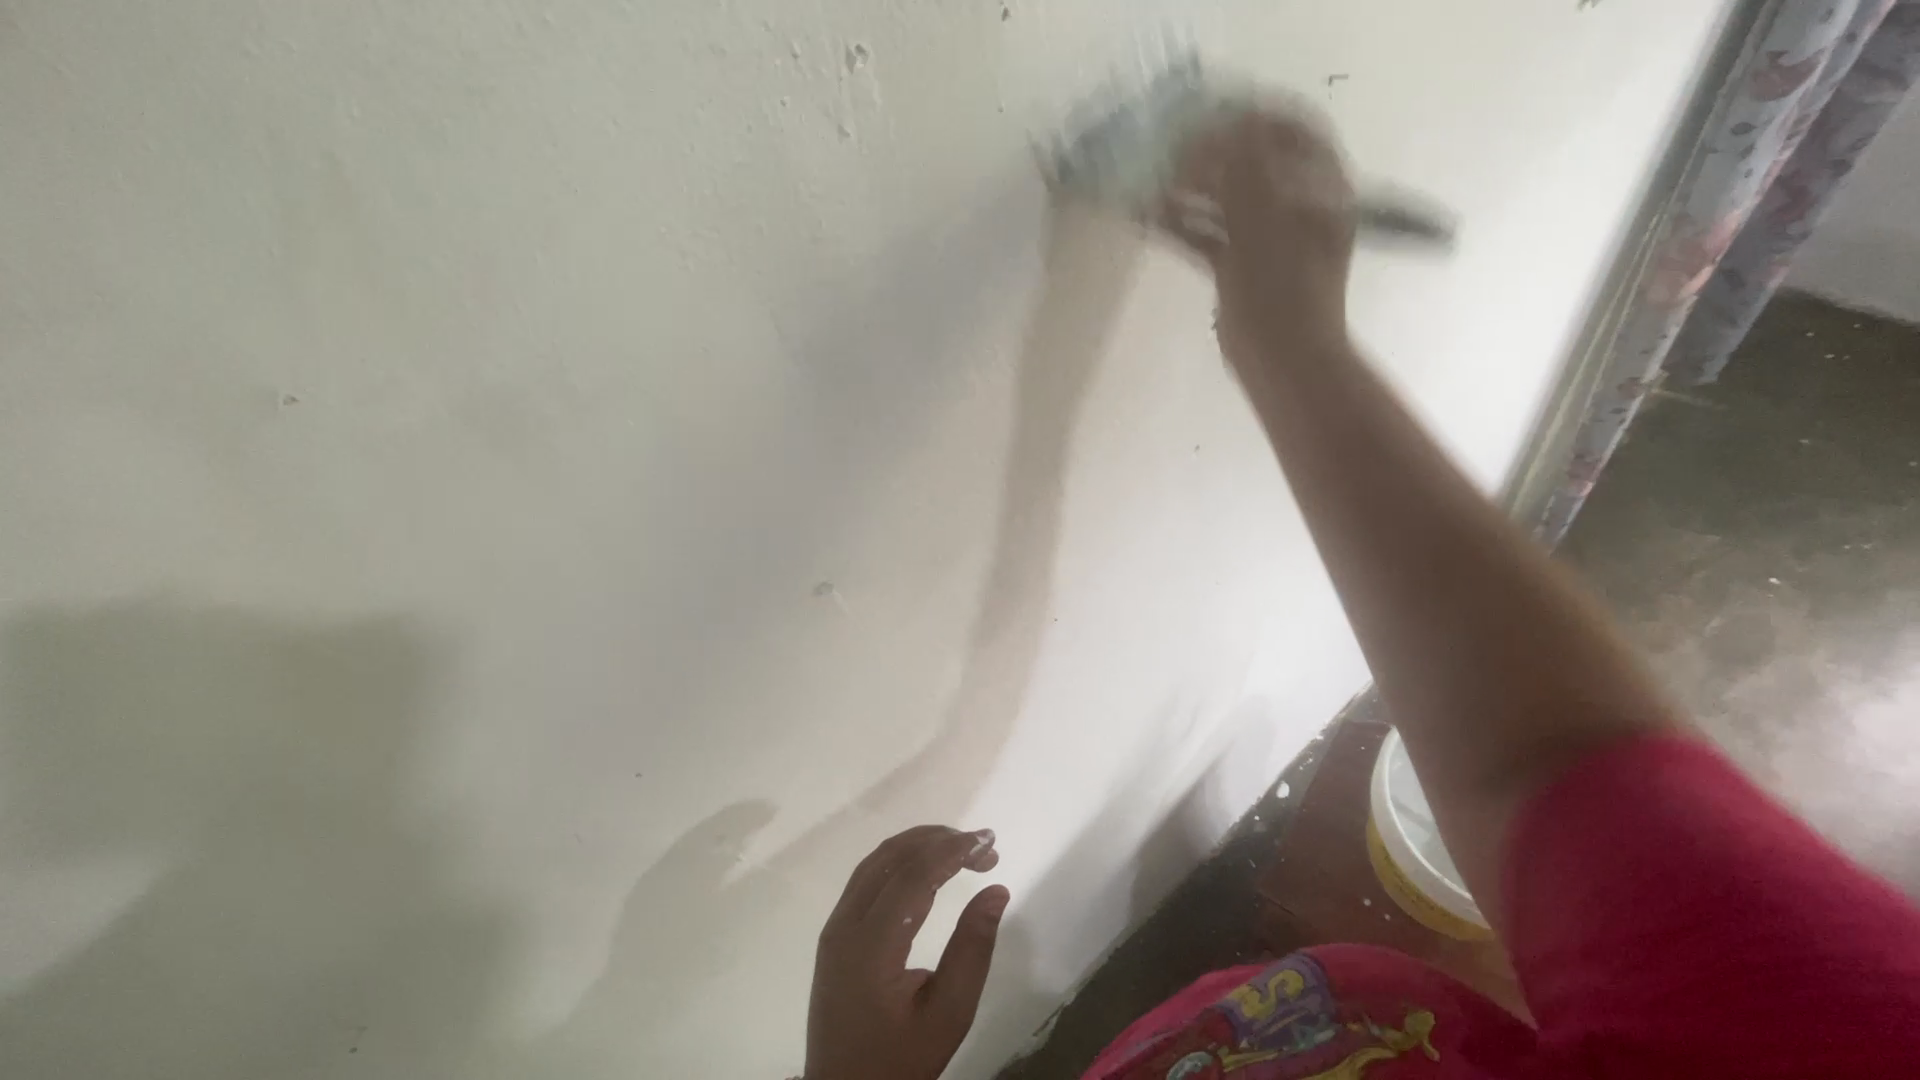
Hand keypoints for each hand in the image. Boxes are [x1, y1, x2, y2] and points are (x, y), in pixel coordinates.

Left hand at [804, 825, 1008, 1079]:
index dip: (952, 851)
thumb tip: (995, 890)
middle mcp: (845, 926)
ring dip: (919, 845)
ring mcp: (835, 927)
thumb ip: (972, 949)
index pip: (913, 876)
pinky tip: (927, 866)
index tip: (989, 843)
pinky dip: (900, 861)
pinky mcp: (835, 934)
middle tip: (984, 847)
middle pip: (891, 858)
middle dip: (940, 841)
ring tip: (962, 848)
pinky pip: (867, 878)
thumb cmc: (900, 1060)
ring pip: (876, 862)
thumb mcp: (949, 1014)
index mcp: (871, 947)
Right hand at [1161, 106, 1357, 374]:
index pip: (1291, 129)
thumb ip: (1243, 169)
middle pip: (1253, 162)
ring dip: (1190, 188)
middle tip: (1169, 147)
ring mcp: (1267, 238)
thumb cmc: (1283, 288)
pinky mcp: (1240, 267)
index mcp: (1319, 187)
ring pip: (1226, 199)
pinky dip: (1182, 225)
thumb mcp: (1266, 219)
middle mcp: (1296, 205)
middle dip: (1211, 152)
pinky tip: (1150, 216)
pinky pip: (1208, 236)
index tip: (1208, 111)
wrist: (1282, 358)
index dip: (1252, 114)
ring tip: (1153, 178)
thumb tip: (1218, 128)